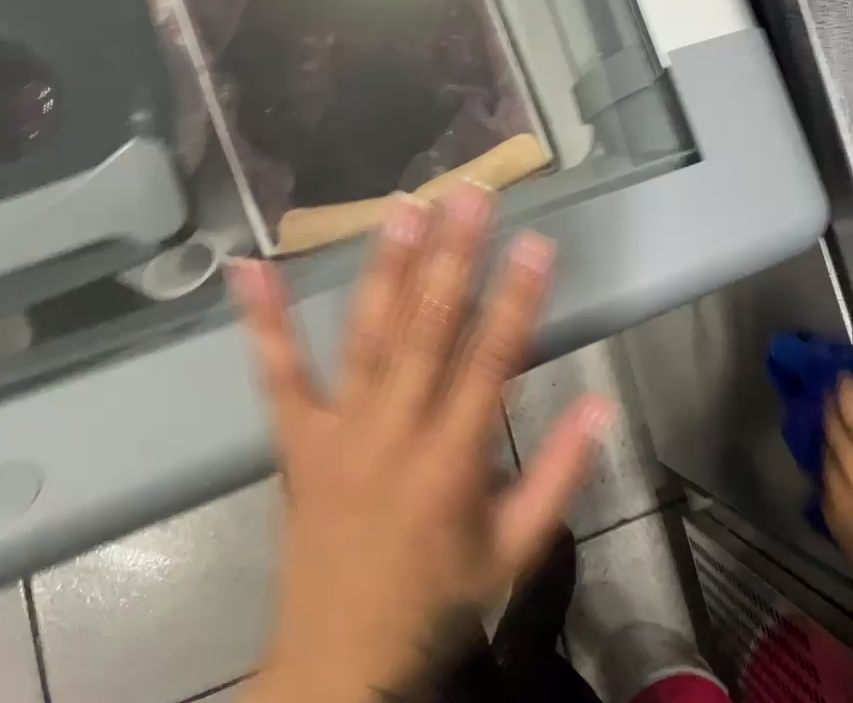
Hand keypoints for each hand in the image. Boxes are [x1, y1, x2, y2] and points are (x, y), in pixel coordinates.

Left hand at [226, 185, 612, 702]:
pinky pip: (278, 378)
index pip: (492, 363)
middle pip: (428, 331)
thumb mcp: (516, 553)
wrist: (339, 663)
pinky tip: (250, 269)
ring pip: (367, 338)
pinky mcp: (295, 443)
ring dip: (386, 269)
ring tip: (404, 209)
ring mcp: (338, 434)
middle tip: (470, 196)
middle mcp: (394, 434)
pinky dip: (264, 322)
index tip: (538, 243)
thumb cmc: (438, 602)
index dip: (518, 300)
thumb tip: (602, 406)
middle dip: (454, 258)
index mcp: (453, 462)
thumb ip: (560, 477)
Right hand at [823, 377, 852, 639]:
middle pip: (828, 455)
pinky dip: (848, 396)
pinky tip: (846, 379)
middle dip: (828, 433)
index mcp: (844, 532)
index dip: (832, 467)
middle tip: (830, 414)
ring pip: (836, 431)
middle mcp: (841, 498)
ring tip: (835, 391)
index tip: (837, 453)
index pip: (826, 490)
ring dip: (833, 408)